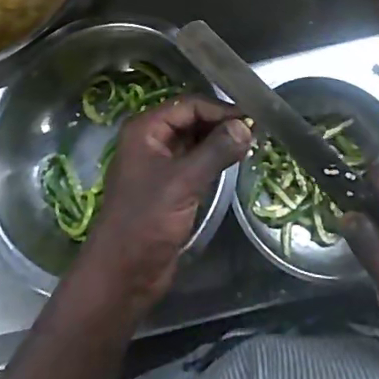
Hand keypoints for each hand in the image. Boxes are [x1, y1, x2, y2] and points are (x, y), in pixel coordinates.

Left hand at [75, 95, 251, 311]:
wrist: (122, 273)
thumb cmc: (146, 220)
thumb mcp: (183, 182)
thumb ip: (215, 151)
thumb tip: (246, 125)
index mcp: (145, 129)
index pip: (188, 105)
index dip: (219, 109)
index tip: (251, 117)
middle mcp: (150, 140)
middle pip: (190, 119)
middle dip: (220, 123)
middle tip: (256, 130)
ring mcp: (158, 163)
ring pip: (193, 141)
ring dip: (218, 140)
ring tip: (251, 143)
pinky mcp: (168, 186)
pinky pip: (193, 162)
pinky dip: (213, 159)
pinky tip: (235, 161)